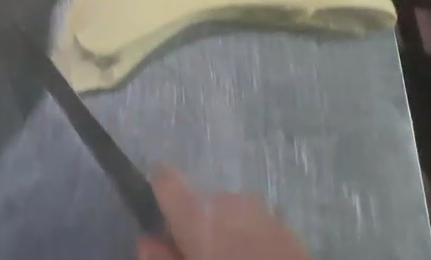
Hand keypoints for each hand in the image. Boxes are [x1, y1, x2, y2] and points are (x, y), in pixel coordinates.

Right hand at [136, 167, 309, 259]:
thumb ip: (162, 259)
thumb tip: (146, 241)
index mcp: (197, 214)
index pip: (165, 179)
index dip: (157, 190)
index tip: (157, 211)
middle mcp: (226, 200)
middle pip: (199, 202)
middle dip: (195, 226)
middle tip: (196, 253)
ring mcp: (259, 209)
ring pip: (228, 212)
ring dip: (223, 231)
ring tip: (227, 257)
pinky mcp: (284, 225)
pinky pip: (254, 223)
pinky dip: (248, 237)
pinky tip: (252, 258)